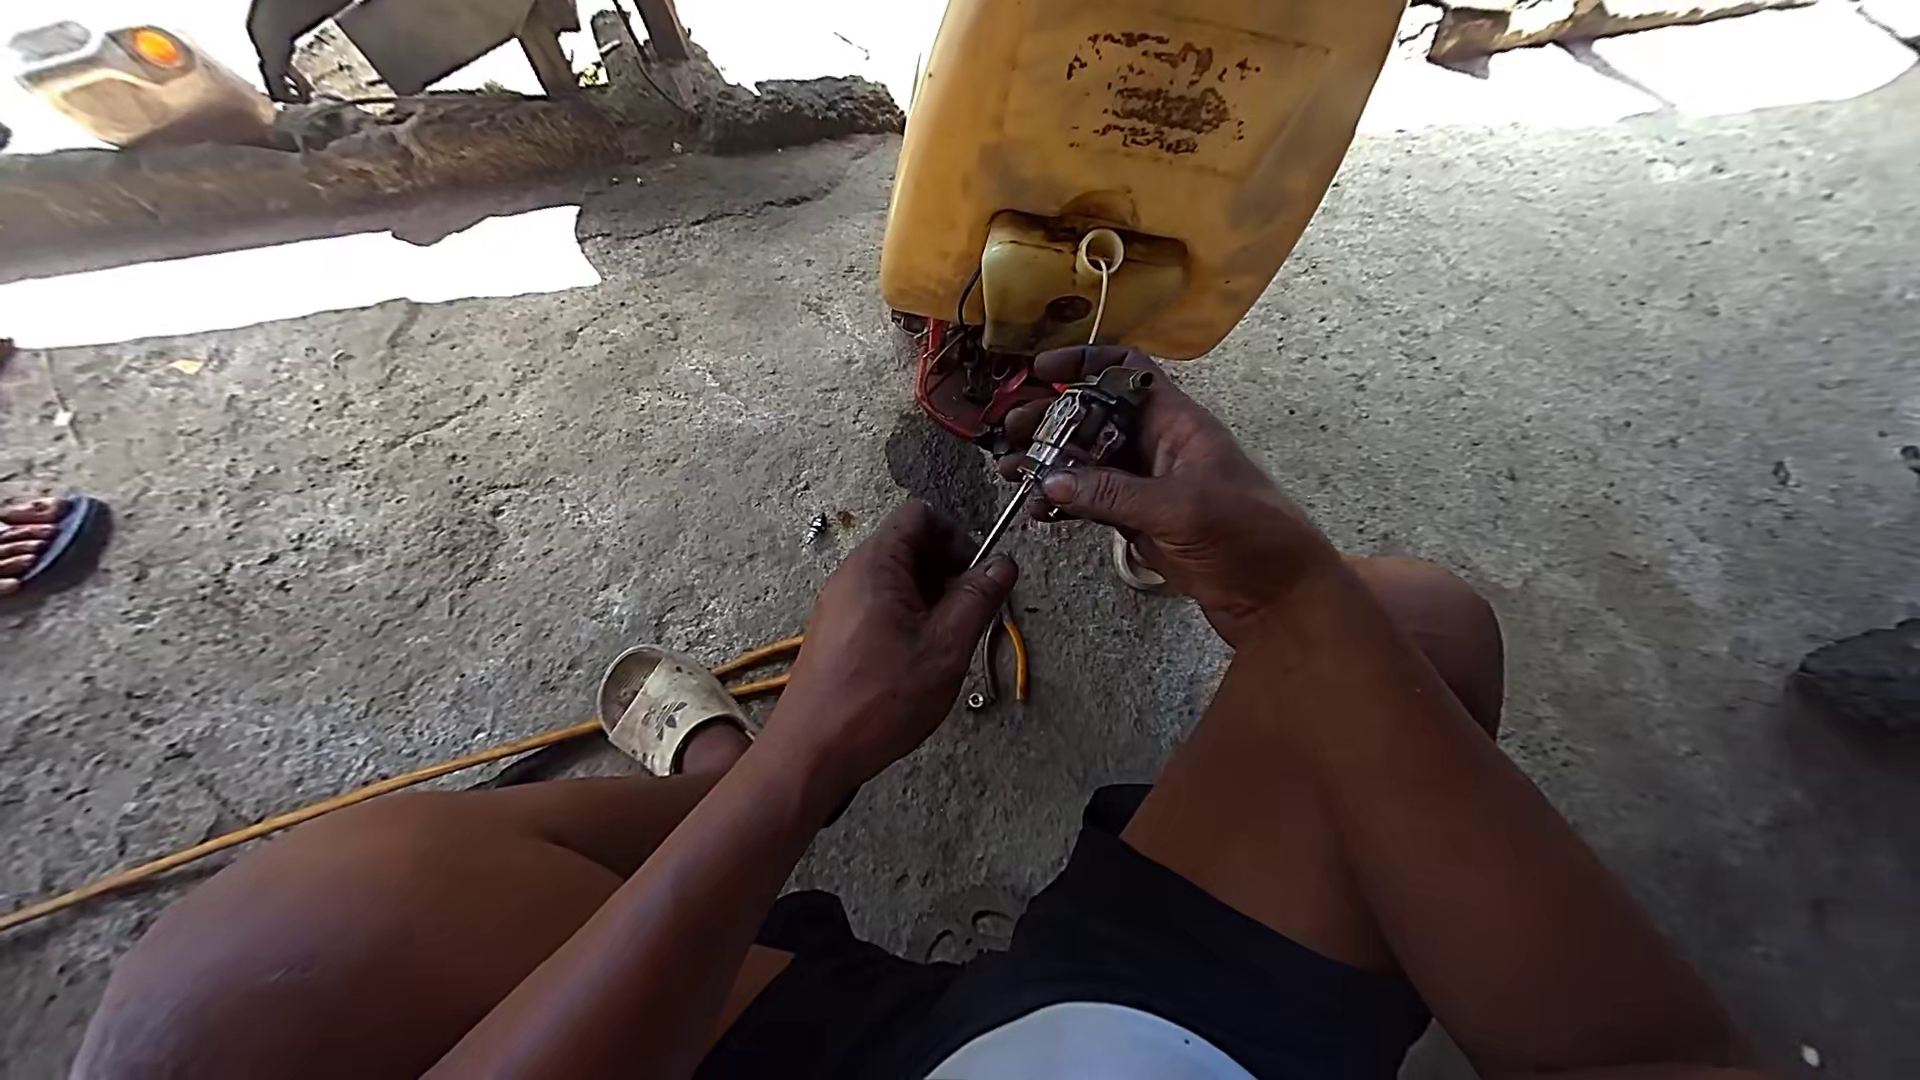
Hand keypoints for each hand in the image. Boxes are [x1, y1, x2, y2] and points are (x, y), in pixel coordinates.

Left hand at [760, 501, 1016, 797]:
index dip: (957, 537)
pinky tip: (920, 658)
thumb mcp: (945, 646)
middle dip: (949, 572)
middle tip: (970, 613)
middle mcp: (853, 575)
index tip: (977, 574)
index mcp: (875, 565)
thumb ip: (977, 599)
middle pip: (911, 546)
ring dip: (933, 599)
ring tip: (947, 642)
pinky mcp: (838, 631)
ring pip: (899, 579)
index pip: (921, 516)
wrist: (812, 753)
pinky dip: (910, 618)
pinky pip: (882, 605)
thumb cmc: (876, 700)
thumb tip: (1003, 565)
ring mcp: (842, 604)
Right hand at [998, 346, 1339, 646]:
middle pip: (1093, 417)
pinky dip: (1062, 503)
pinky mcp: (1134, 518)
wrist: (1273, 595)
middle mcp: (1154, 445)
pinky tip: (1039, 509)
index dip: (1083, 362)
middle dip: (1050, 419)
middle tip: (1012, 431)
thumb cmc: (1249, 534)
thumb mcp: (1182, 506)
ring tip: (1012, 470)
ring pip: (1085, 461)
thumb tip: (1051, 482)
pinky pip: (1089, 501)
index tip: (1040, 371)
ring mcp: (1142, 484)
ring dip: (1048, 463)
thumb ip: (1114, 493)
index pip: (1125, 373)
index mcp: (1175, 423)